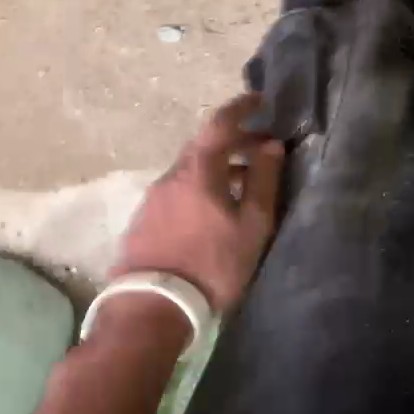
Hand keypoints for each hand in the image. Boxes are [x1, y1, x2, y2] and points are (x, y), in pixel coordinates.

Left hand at [112, 93, 283, 314]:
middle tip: (263, 147)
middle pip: (205, 146)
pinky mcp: (143, 223)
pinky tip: (217, 209)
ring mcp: (152, 201)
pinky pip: (179, 191)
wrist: (149, 313)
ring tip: (245, 183)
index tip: (262, 100)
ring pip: (191, 170)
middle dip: (235, 141)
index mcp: (199, 170)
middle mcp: (171, 177)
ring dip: (219, 167)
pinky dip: (202, 186)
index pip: (220, 123)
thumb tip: (270, 145)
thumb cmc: (212, 263)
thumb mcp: (253, 223)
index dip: (242, 107)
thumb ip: (264, 178)